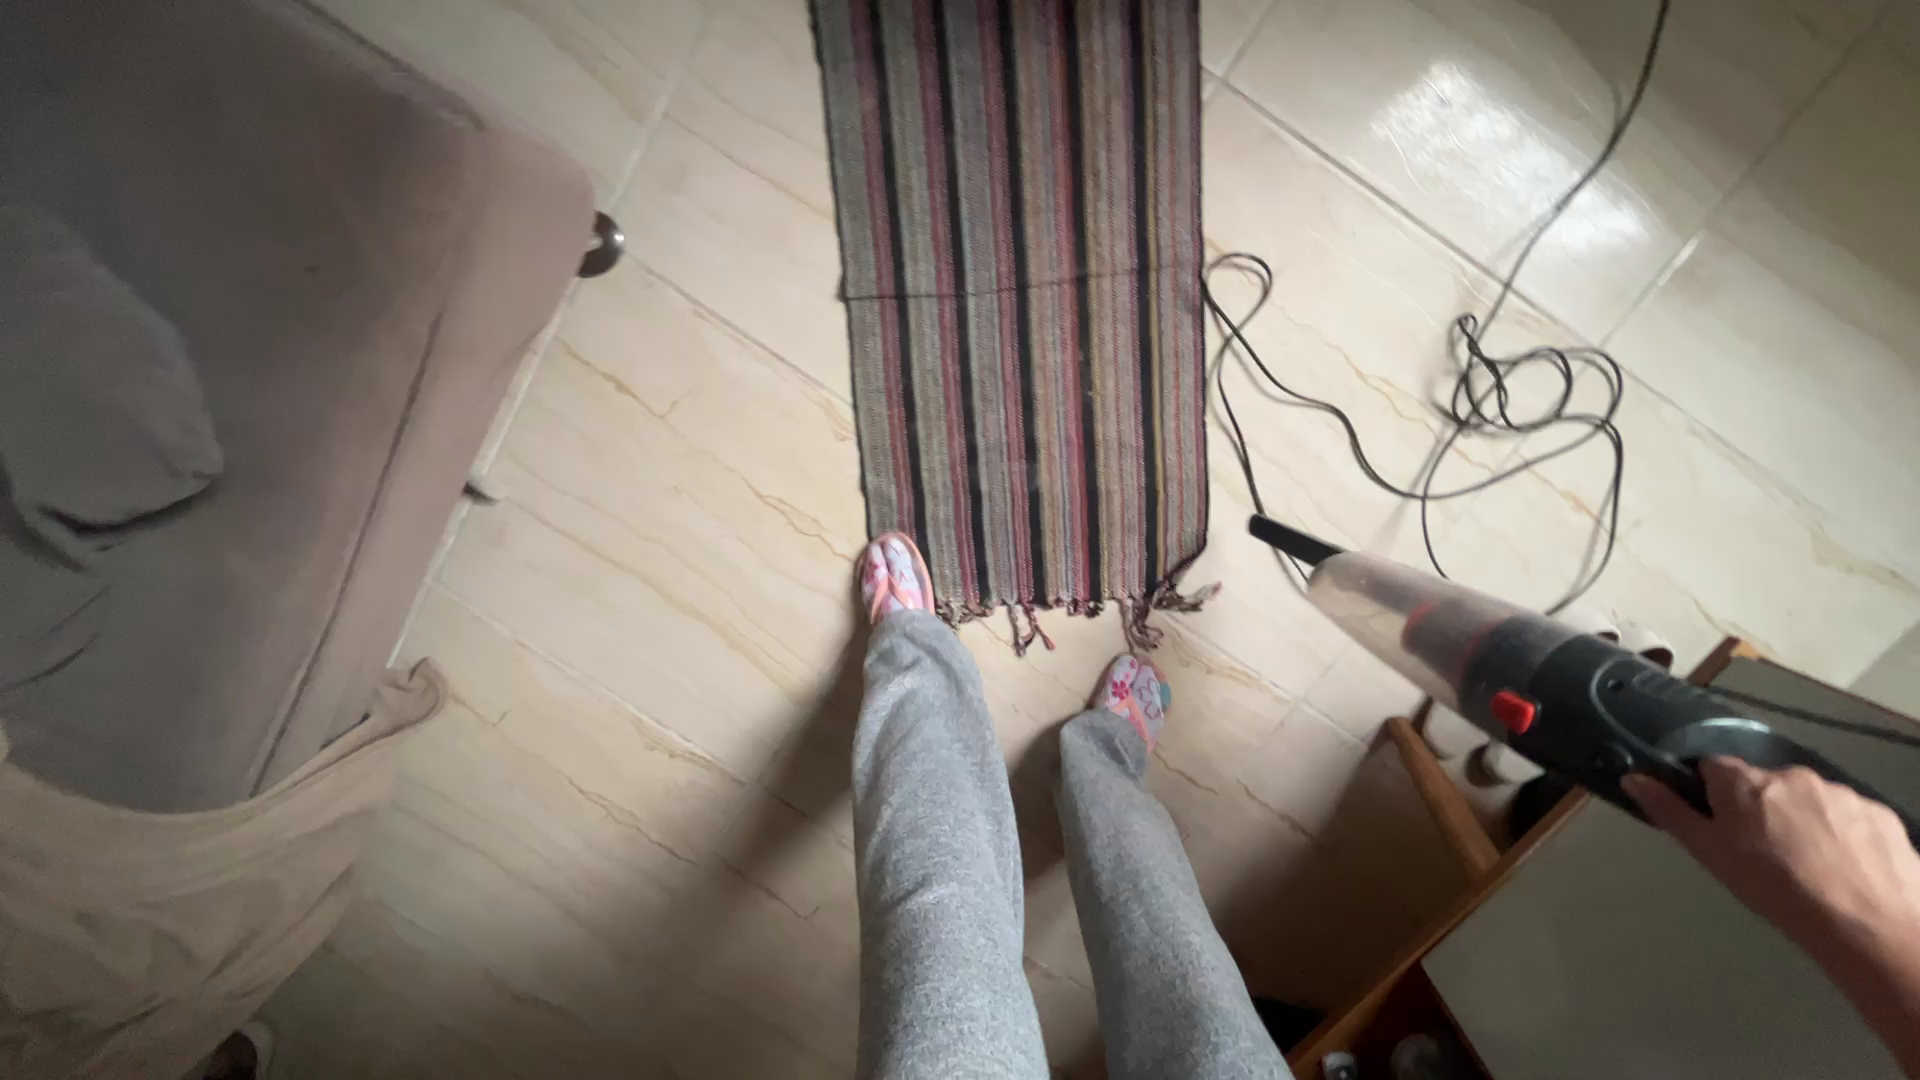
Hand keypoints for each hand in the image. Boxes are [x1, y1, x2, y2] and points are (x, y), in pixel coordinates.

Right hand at [1623, 758, 1919, 952]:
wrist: (1870, 930)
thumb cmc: (1772, 887)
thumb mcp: (1706, 851)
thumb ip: (1667, 808)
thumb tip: (1632, 777)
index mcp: (1743, 780)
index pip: (1711, 767)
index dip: (1710, 793)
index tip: (1719, 823)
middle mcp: (1792, 775)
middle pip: (1762, 782)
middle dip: (1759, 806)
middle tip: (1762, 848)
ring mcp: (1844, 795)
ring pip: (1807, 799)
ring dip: (1802, 818)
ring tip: (1808, 861)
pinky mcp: (1885, 817)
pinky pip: (1849, 815)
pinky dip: (1842, 832)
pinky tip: (1843, 865)